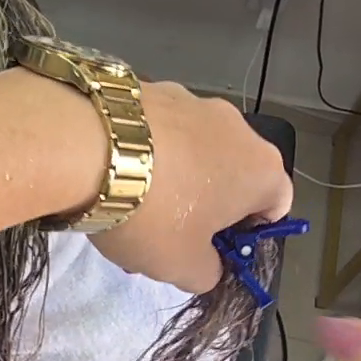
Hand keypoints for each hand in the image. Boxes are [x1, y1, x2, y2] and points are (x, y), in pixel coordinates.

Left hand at [90, 81, 293, 293]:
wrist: (84, 148)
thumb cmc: (150, 213)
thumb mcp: (181, 265)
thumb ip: (206, 272)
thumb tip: (208, 266)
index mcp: (262, 169)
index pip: (276, 205)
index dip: (248, 232)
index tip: (212, 247)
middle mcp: (237, 126)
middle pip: (230, 174)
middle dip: (203, 205)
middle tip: (163, 231)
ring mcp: (192, 99)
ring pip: (192, 150)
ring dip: (171, 176)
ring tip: (126, 203)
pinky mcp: (149, 88)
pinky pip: (155, 130)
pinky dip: (142, 150)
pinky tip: (108, 171)